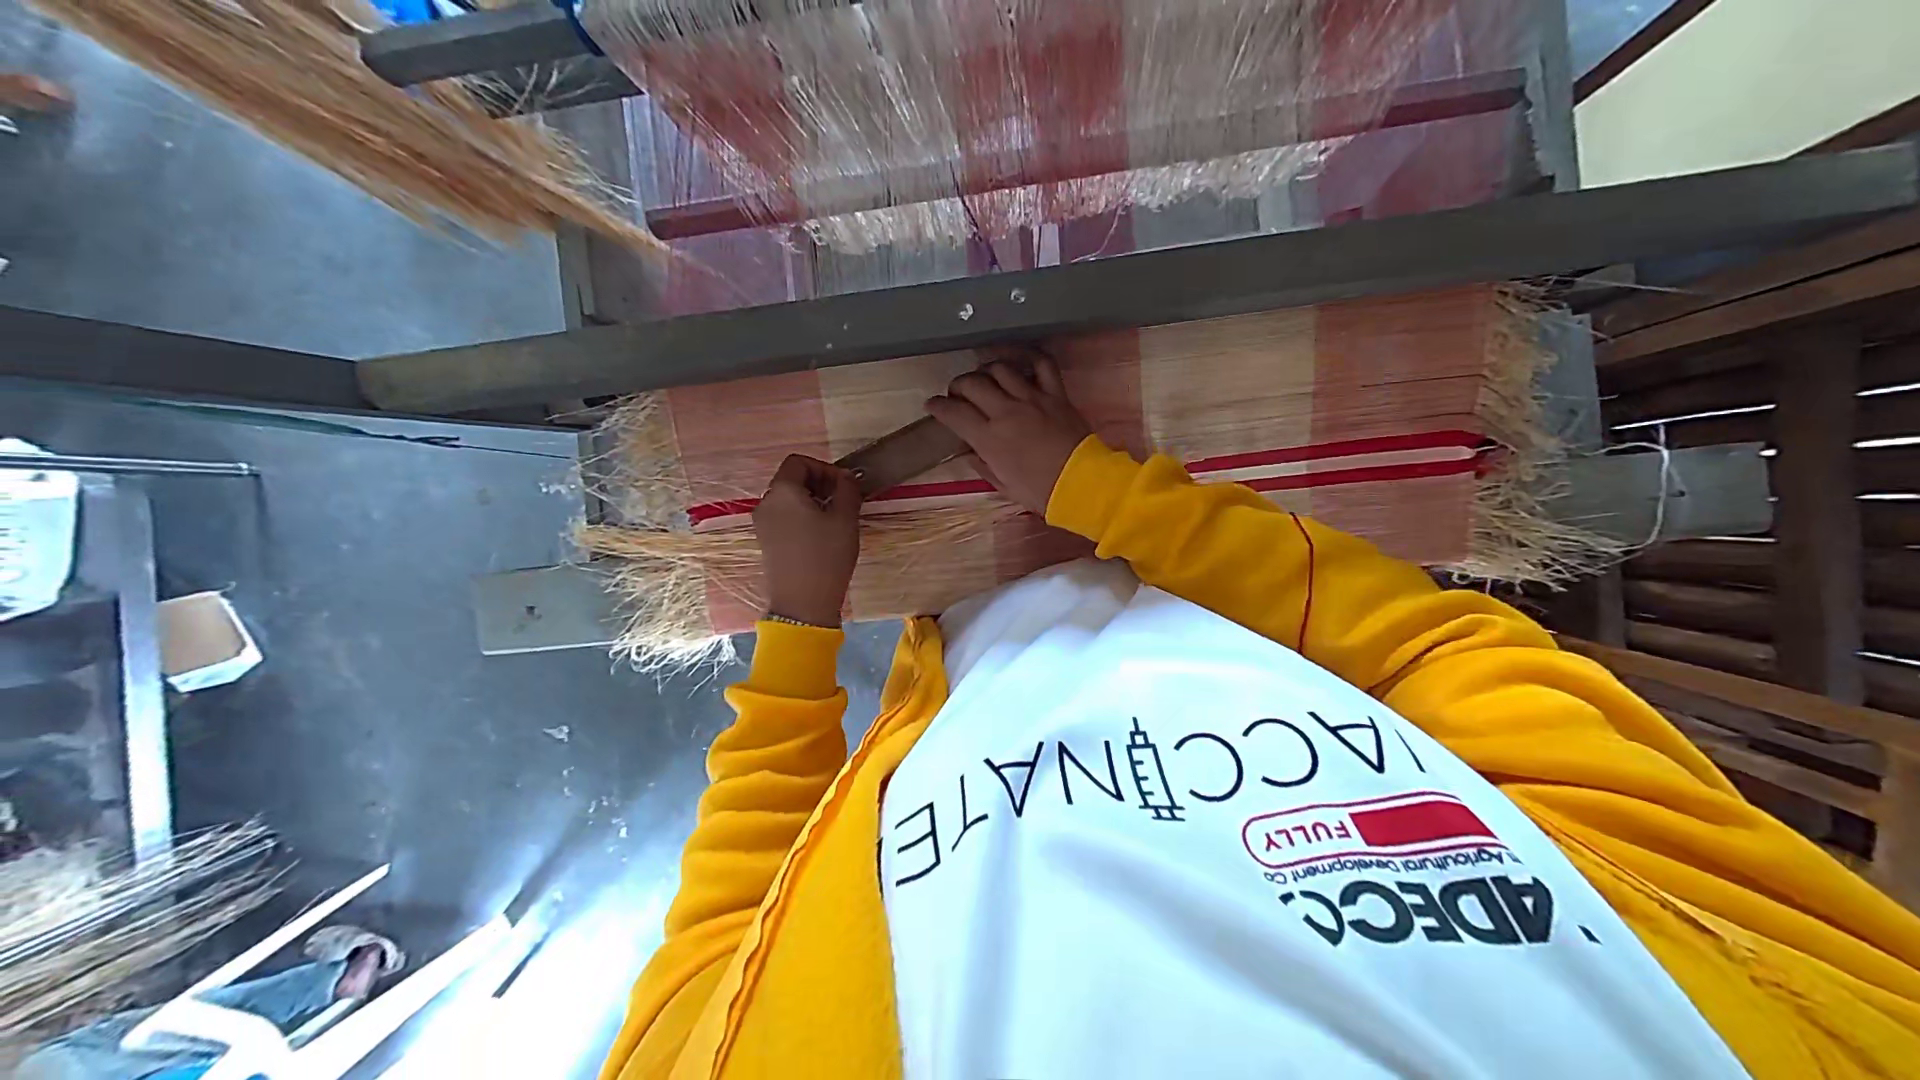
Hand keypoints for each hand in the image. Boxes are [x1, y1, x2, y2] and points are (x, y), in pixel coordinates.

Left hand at [752, 455, 861, 626]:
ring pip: (788, 499)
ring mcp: (763, 524)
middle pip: (791, 479)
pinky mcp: (766, 542)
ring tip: (835, 519)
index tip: (844, 485)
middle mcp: (766, 503)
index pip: (799, 462)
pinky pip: (784, 517)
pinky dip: (802, 516)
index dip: (824, 468)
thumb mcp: (845, 519)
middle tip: (843, 500)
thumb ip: (847, 490)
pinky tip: (821, 535)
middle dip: (819, 483)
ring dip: (812, 500)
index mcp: (782, 491)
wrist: (803, 604)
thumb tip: (846, 478)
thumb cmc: (826, 557)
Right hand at [925, 352, 1092, 515]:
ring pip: (1000, 368)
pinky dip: (1027, 355)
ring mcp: (1032, 398)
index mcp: (990, 438)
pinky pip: (1041, 363)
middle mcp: (1006, 412)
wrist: (1082, 485)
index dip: (937, 406)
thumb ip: (983, 466)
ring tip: (983, 377)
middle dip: (958, 385)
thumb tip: (971, 452)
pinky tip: (1016, 359)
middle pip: (972, 383)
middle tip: (957, 393)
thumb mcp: (1004, 486)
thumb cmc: (1041, 492)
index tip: (932, 406)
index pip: (953, 413)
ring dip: (986, 370)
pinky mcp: (1055, 393)